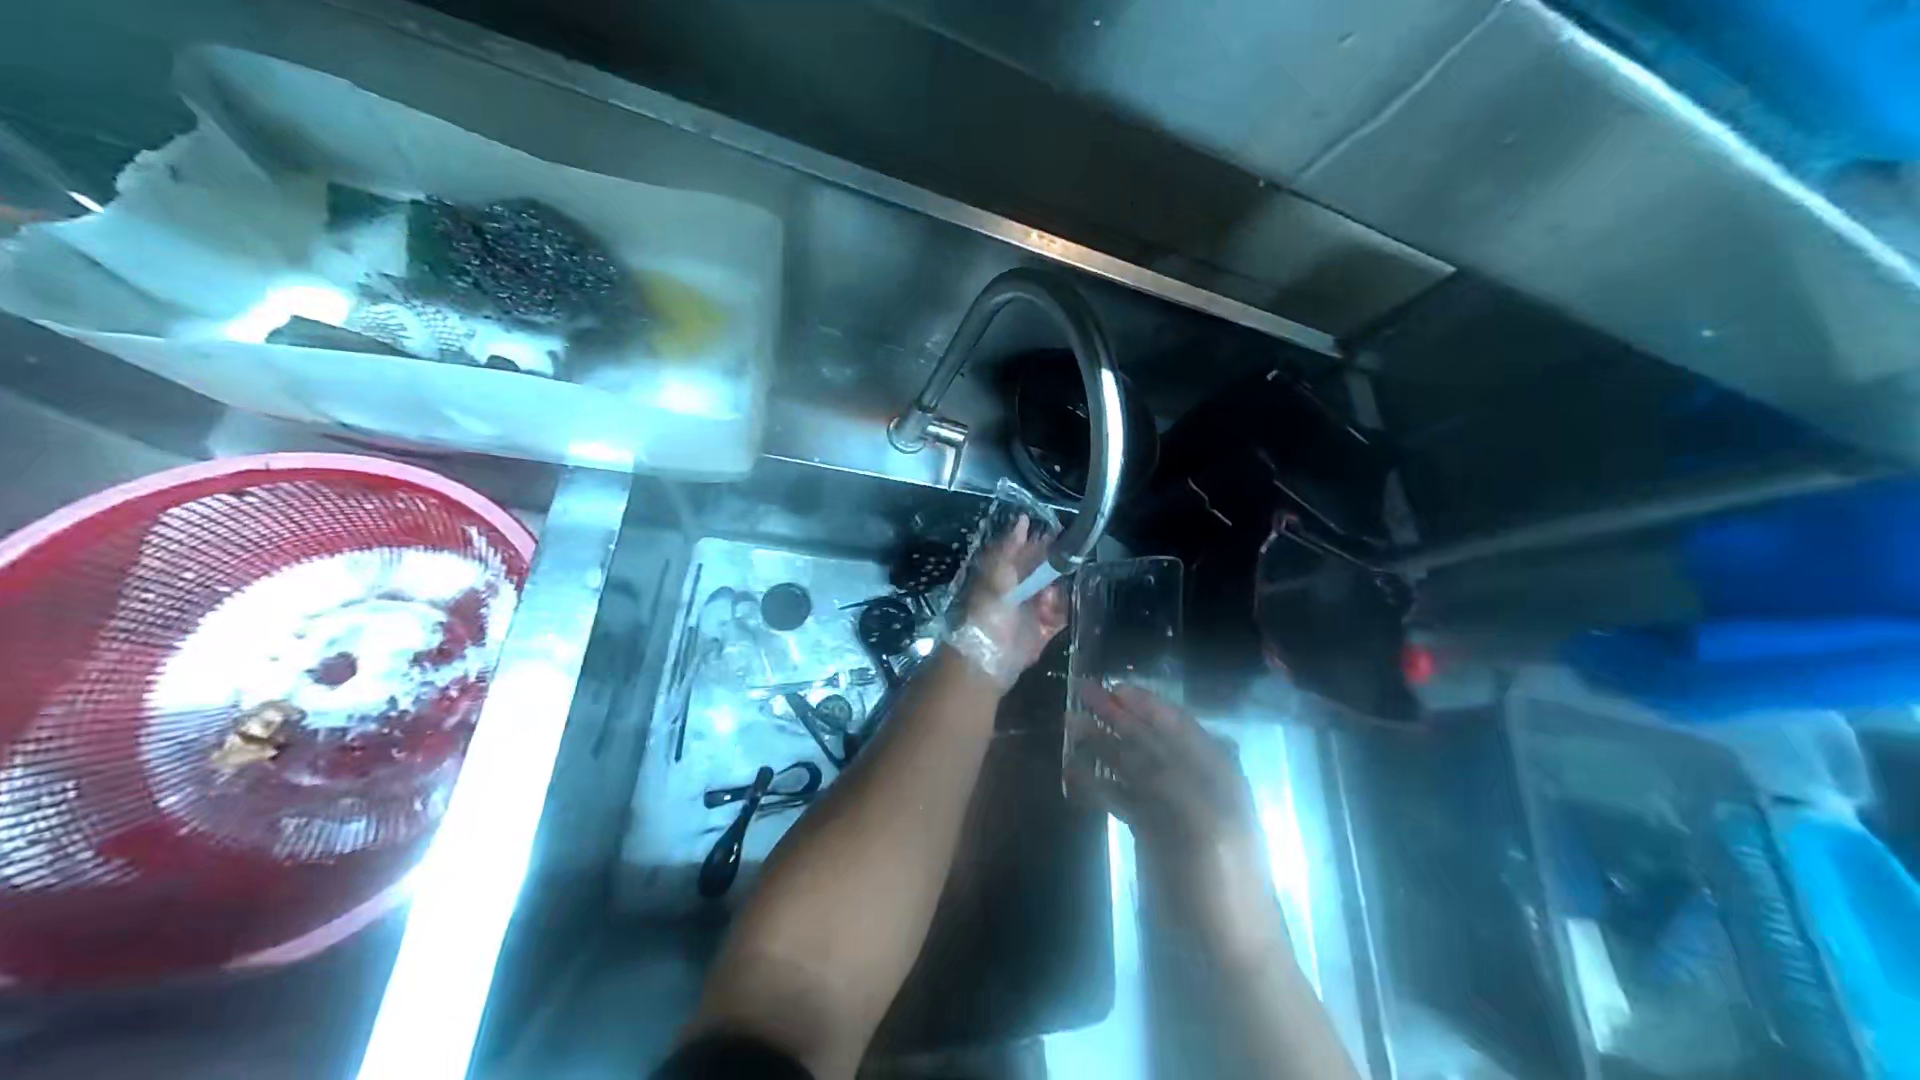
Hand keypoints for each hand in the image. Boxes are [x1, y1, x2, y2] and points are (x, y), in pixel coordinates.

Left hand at [955, 515, 1068, 677]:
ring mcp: (1032, 611)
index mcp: (1004, 575)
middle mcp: (1019, 591)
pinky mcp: (1042, 632)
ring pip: (1055, 593)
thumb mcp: (995, 577)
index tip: (1059, 537)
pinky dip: (1061, 614)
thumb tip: (1022, 519)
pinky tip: (1053, 615)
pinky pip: (1060, 617)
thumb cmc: (986, 615)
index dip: (1042, 545)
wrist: (984, 662)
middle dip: (1053, 571)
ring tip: (1047, 602)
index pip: (1027, 553)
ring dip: (1057, 594)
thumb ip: (1009, 549)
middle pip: (1045, 572)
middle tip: (1056, 572)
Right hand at [1070, 683, 1288, 962]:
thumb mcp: (1206, 827)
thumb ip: (1170, 781)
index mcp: (1215, 772)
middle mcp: (1191, 780)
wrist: (1229, 946)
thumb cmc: (1227, 882)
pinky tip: (1073, 774)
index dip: (1146, 703)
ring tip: (1069, 729)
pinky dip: (1097, 784)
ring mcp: (1168, 805)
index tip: (1112, 686)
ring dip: (1101, 746)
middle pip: (1148, 739)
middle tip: (1080, 696)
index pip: (1176, 725)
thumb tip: (1131, 745)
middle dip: (1116, 717)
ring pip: (1130, 765)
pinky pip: (1120, 796)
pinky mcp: (1150, 830)